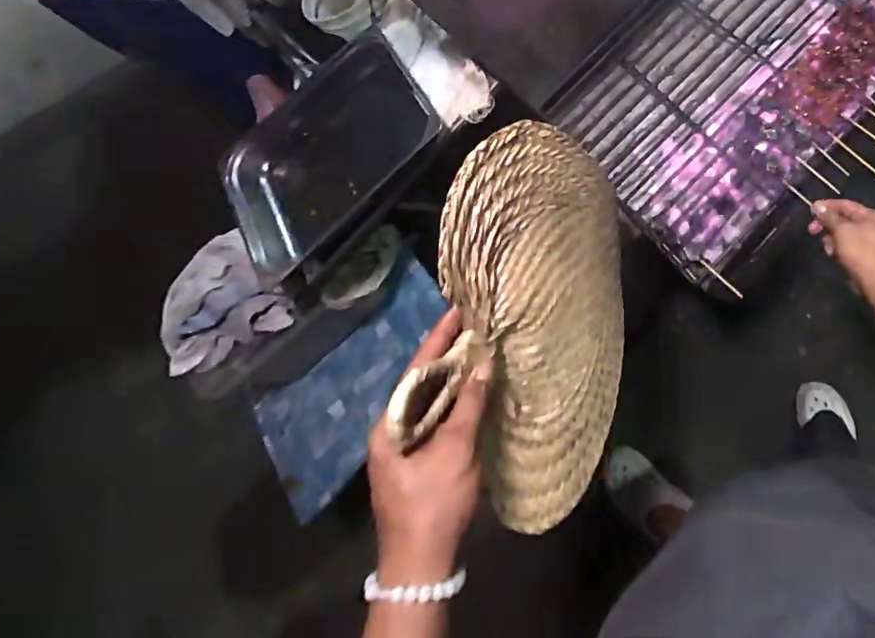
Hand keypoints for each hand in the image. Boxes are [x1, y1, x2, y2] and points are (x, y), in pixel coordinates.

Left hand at [367, 308, 490, 586]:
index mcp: (390, 424)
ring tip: (475, 347)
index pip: (416, 369)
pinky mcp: (418, 457)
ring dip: (452, 376)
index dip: (438, 339)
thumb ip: (469, 405)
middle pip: (421, 381)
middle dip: (446, 353)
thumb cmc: (433, 504)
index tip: (456, 309)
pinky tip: (472, 389)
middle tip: (472, 324)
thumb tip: (483, 363)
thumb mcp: (455, 451)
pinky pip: (437, 416)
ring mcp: (404, 445)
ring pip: (429, 399)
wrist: (420, 565)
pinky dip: (454, 399)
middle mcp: (392, 429)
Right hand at [809, 199, 874, 299]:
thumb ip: (829, 216)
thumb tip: (817, 205)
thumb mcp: (841, 230)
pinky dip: (839, 248)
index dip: (827, 206)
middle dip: (827, 225)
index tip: (811, 210)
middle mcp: (873, 226)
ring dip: (832, 239)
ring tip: (827, 248)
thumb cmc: (860, 251)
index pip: (846, 204)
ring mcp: (871, 242)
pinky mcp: (867, 256)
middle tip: (812, 230)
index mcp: (871, 216)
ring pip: (845, 234)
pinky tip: (833, 255)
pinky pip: (849, 246)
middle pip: (844, 220)